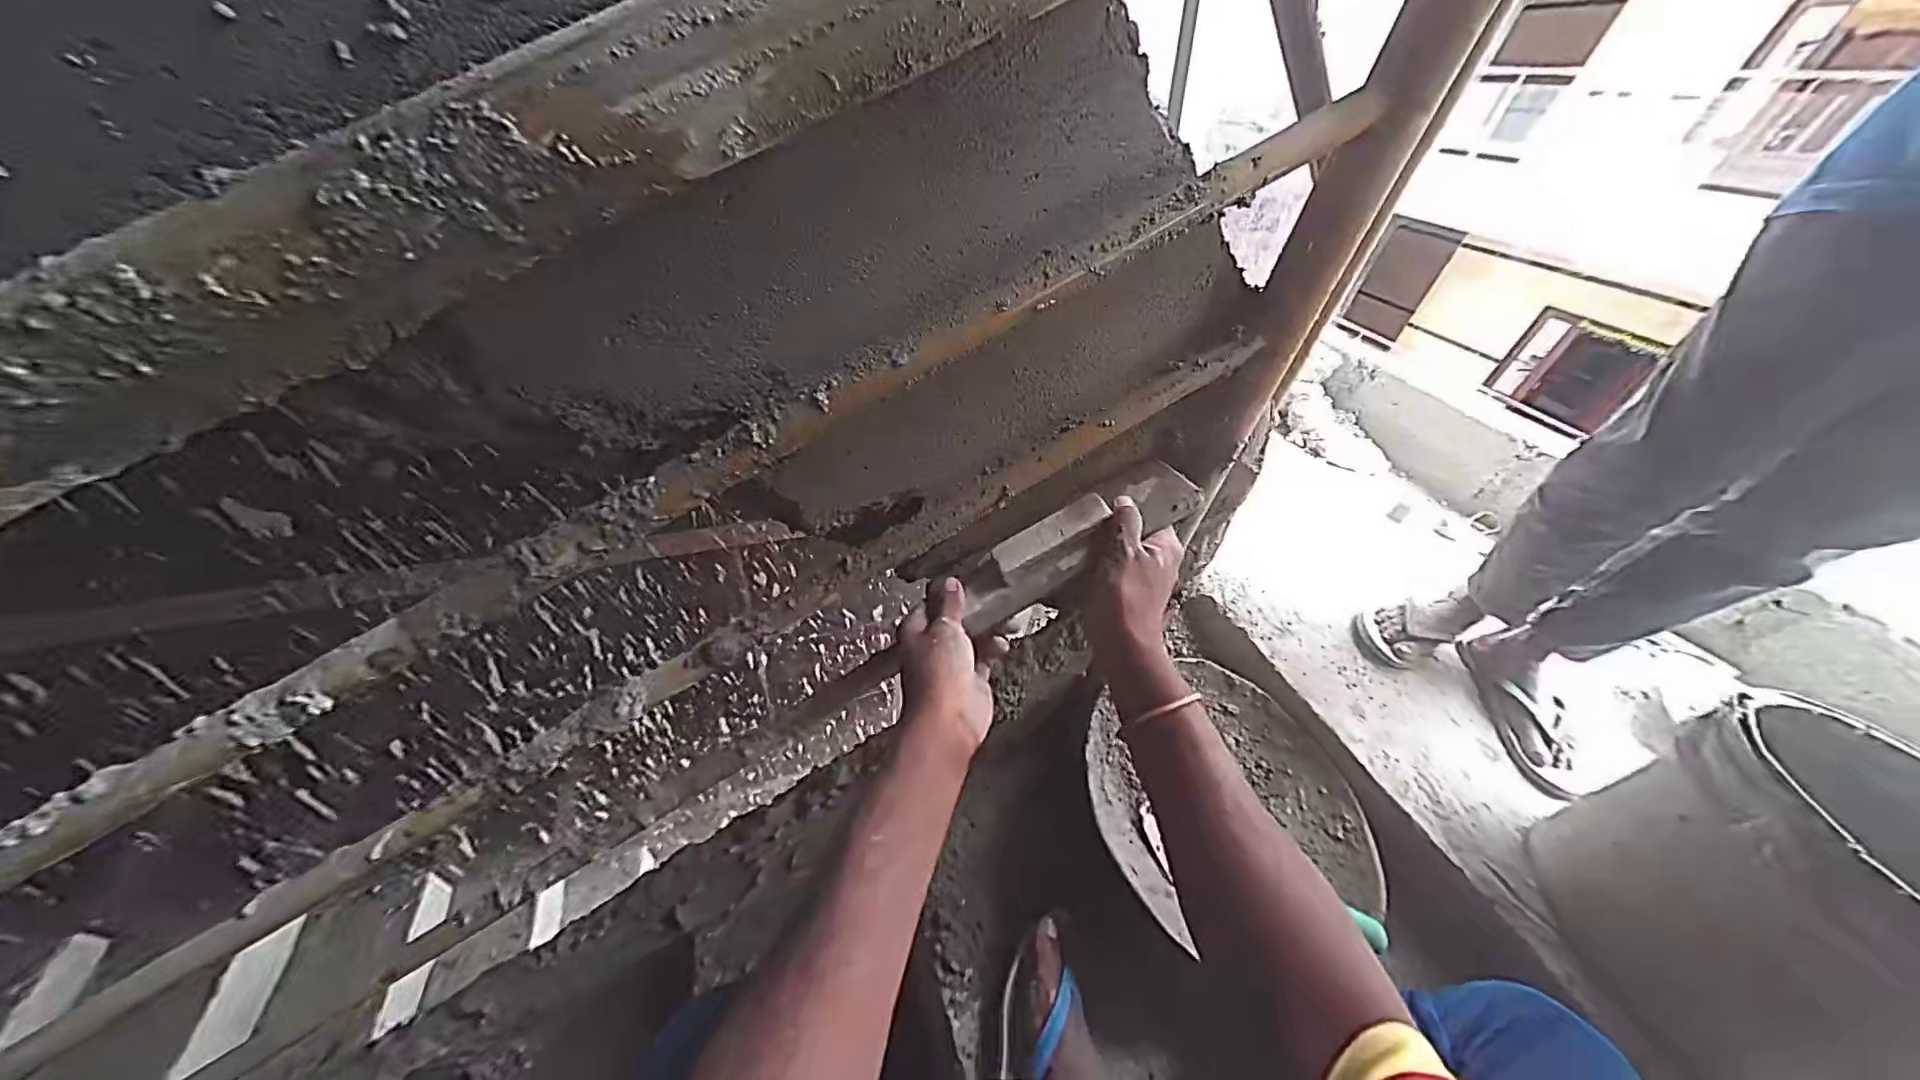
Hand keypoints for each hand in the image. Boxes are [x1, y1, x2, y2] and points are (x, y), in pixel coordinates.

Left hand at [894, 578, 1005, 757]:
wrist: (951, 719)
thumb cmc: (938, 674)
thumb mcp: (946, 628)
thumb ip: (951, 606)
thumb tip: (950, 583)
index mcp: (914, 633)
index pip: (927, 607)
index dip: (944, 596)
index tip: (962, 584)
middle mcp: (930, 649)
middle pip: (950, 624)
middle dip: (969, 614)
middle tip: (988, 600)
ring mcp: (950, 666)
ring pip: (969, 640)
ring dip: (985, 632)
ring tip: (1003, 620)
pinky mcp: (970, 680)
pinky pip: (984, 659)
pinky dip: (994, 651)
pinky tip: (1003, 643)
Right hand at [1082, 495, 1182, 667]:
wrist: (1121, 646)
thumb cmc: (1125, 598)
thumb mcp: (1123, 552)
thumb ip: (1126, 523)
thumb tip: (1126, 502)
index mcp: (1169, 548)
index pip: (1152, 517)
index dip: (1129, 513)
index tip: (1106, 513)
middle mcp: (1164, 564)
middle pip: (1136, 537)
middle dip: (1114, 535)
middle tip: (1092, 532)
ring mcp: (1148, 582)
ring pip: (1123, 556)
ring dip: (1104, 554)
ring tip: (1085, 552)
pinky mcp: (1131, 597)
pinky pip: (1114, 575)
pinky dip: (1101, 572)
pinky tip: (1085, 573)